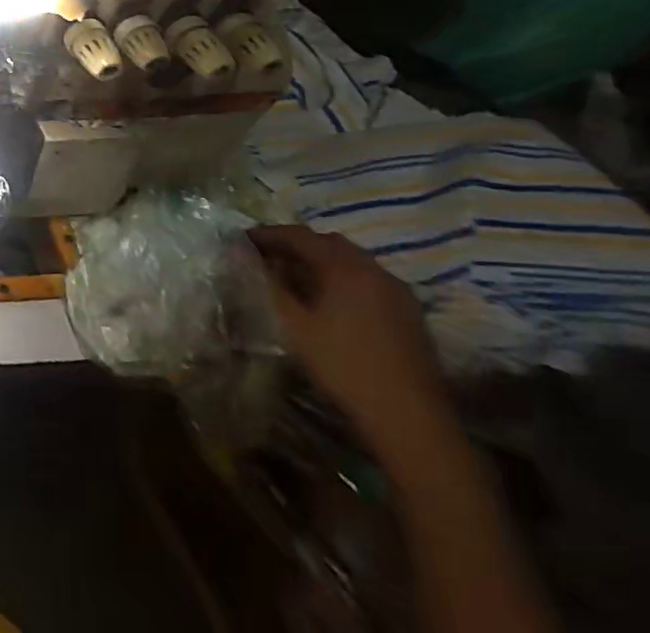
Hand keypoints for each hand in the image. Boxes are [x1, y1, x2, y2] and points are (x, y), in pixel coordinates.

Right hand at [247, 225, 449, 450]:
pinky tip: (329, 300)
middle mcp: (375, 270)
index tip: (242, 238)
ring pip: (352, 260)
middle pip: (330, 243)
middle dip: (296, 244)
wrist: (408, 415)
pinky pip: (368, 279)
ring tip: (294, 277)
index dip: (269, 234)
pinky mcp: (408, 311)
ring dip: (320, 260)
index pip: (301, 236)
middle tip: (267, 256)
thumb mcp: (295, 326)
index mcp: (346, 269)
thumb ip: (268, 285)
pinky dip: (342, 277)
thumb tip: (240, 255)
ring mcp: (397, 290)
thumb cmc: (343, 365)